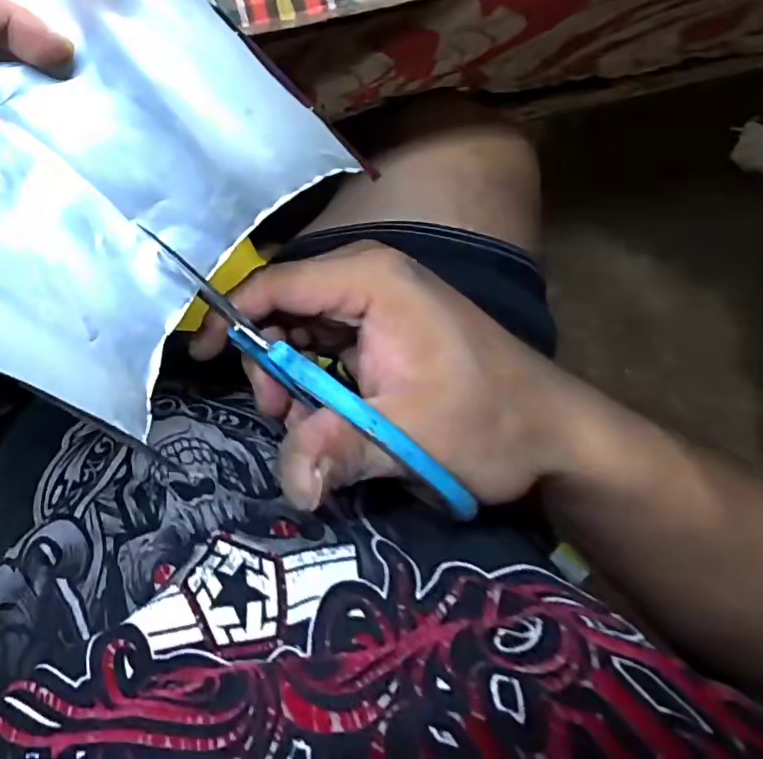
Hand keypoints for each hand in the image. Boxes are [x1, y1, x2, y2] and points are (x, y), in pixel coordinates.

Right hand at [190, 240, 602, 509]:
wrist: (562, 433)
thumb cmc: (492, 424)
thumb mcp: (410, 440)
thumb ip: (338, 452)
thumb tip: (290, 489)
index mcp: (370, 281)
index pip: (272, 285)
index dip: (229, 318)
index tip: (201, 357)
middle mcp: (364, 273)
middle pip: (277, 304)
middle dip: (265, 361)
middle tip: (280, 413)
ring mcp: (369, 292)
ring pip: (290, 321)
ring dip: (284, 372)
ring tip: (307, 419)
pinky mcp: (372, 315)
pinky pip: (312, 334)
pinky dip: (305, 372)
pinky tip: (322, 407)